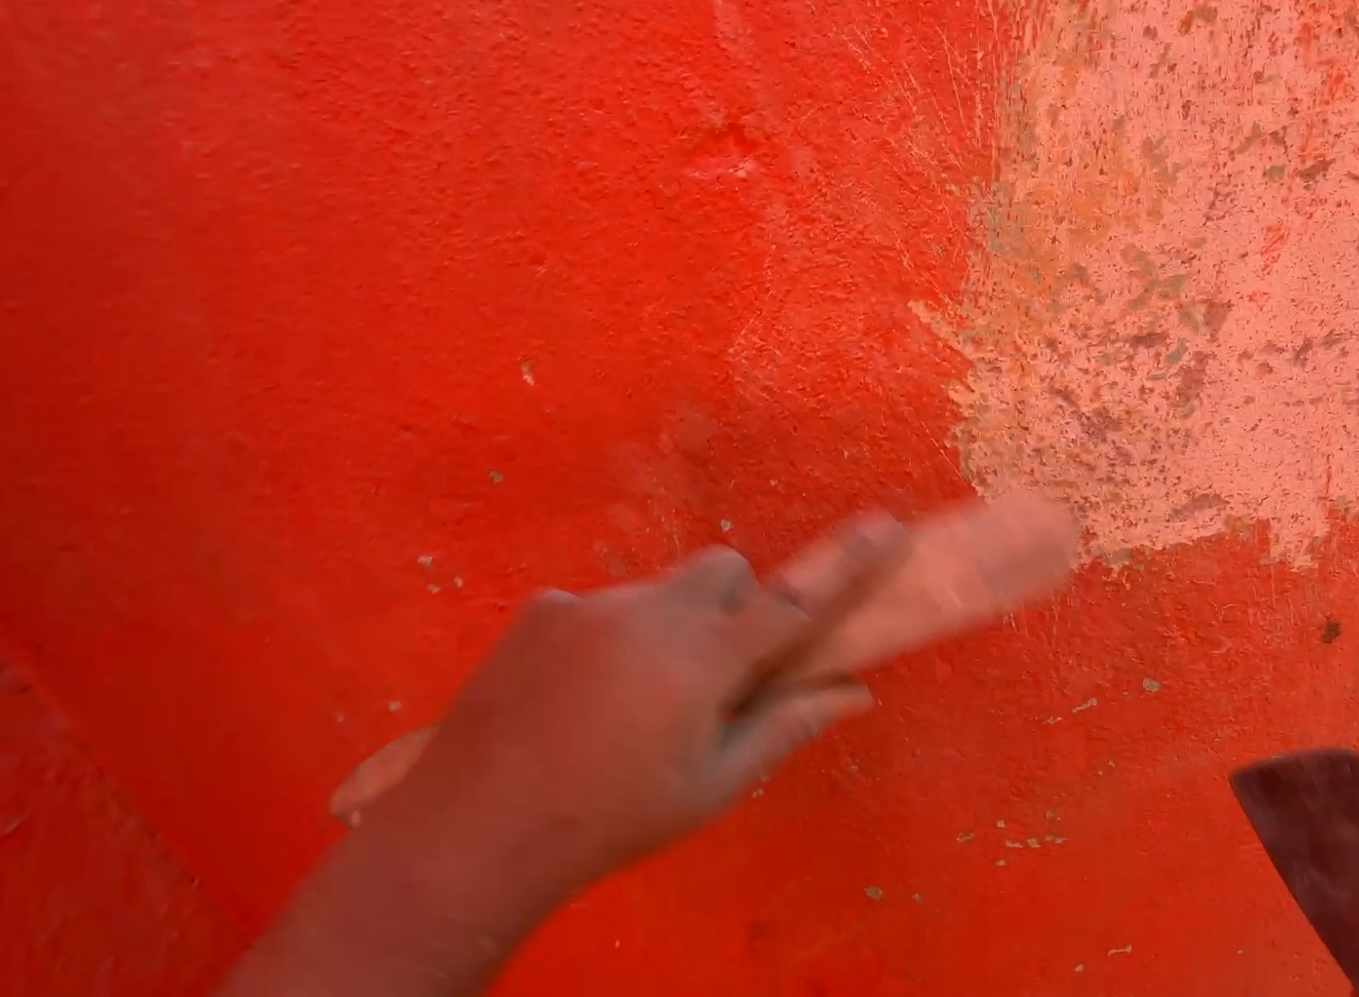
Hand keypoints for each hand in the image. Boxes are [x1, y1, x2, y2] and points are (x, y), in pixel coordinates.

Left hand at [387, 510, 912, 897]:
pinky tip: (579, 692)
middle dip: (735, 605)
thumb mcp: (712, 785)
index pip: (792, 601)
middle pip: (724, 571)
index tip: (885, 525)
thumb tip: (855, 692)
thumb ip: (786, 725)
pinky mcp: (544, 606)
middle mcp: (652, 613)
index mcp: (703, 660)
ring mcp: (592, 603)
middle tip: (713, 669)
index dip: (845, 563)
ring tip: (629, 697)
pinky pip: (605, 604)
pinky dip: (613, 635)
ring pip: (663, 591)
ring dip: (670, 626)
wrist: (473, 833)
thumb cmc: (614, 817)